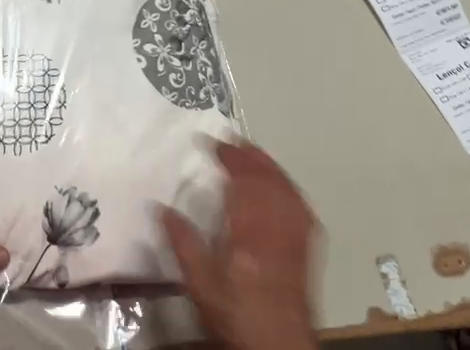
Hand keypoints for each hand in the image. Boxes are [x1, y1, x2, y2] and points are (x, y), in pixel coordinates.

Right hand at [162, 140, 320, 349]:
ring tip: (253, 153)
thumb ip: (183, 244)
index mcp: (247, 237)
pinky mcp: (308, 252)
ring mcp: (296, 242)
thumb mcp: (199, 285)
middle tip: (231, 140)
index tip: (211, 143)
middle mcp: (275, 233)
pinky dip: (290, 189)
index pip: (241, 185)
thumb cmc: (236, 316)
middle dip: (250, 156)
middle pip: (267, 183)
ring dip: (270, 167)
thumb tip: (162, 208)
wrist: (279, 349)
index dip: (228, 159)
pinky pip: (302, 210)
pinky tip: (283, 185)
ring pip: (287, 192)